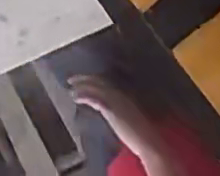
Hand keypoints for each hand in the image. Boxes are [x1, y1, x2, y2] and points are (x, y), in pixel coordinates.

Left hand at [69, 75, 188, 175]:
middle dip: (84, 78)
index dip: (93, 78)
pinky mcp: (110, 107)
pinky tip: (76, 97)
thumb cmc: (140, 133)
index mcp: (123, 93)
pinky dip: (83, 96)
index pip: (105, 80)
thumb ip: (117, 108)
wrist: (148, 142)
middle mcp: (118, 92)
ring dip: (81, 86)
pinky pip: (93, 97)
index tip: (83, 78)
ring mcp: (114, 98)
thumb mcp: (128, 115)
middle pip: (97, 80)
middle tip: (71, 79)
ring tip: (70, 88)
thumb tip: (106, 107)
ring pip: (94, 87)